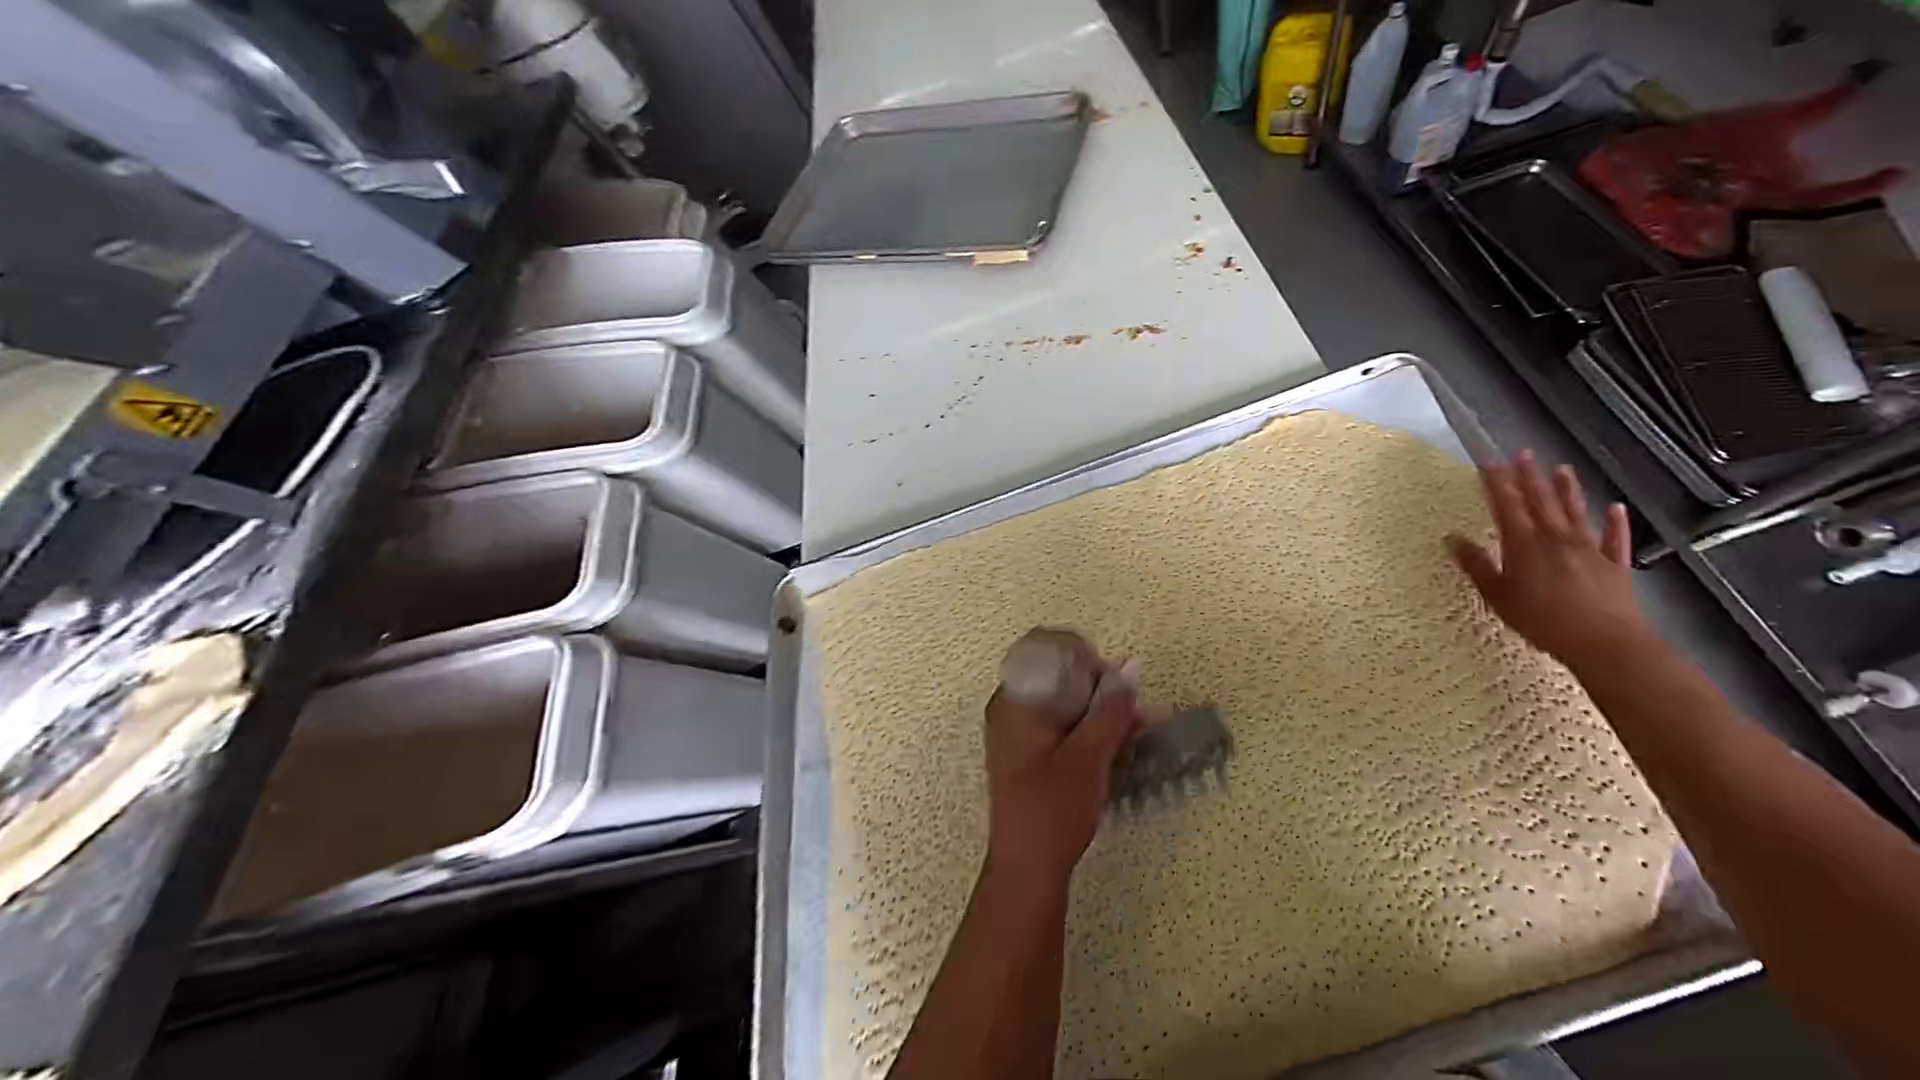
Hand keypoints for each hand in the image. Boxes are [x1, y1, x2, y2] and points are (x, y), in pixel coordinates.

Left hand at [983, 632, 1143, 884]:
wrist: (1028, 868)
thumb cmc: (1052, 809)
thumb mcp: (1088, 756)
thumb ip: (1110, 709)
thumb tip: (1130, 668)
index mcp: (1014, 701)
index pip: (1044, 649)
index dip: (1083, 655)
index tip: (1113, 679)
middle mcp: (1012, 708)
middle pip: (1058, 675)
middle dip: (1102, 687)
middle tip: (1138, 709)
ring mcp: (1020, 731)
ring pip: (1066, 702)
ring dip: (1103, 711)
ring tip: (1142, 728)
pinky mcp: (1033, 752)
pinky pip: (1064, 725)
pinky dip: (1092, 730)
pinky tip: (1122, 745)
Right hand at [1447, 451, 1652, 667]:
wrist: (1603, 641)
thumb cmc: (1541, 619)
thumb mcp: (1497, 595)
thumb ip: (1476, 565)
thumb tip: (1452, 539)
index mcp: (1524, 545)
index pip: (1506, 506)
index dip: (1496, 483)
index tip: (1489, 462)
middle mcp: (1556, 539)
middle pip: (1540, 501)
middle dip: (1529, 476)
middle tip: (1522, 454)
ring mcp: (1588, 549)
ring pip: (1575, 512)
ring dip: (1567, 489)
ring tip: (1561, 468)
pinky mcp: (1614, 565)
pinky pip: (1614, 538)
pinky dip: (1615, 522)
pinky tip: (1615, 508)